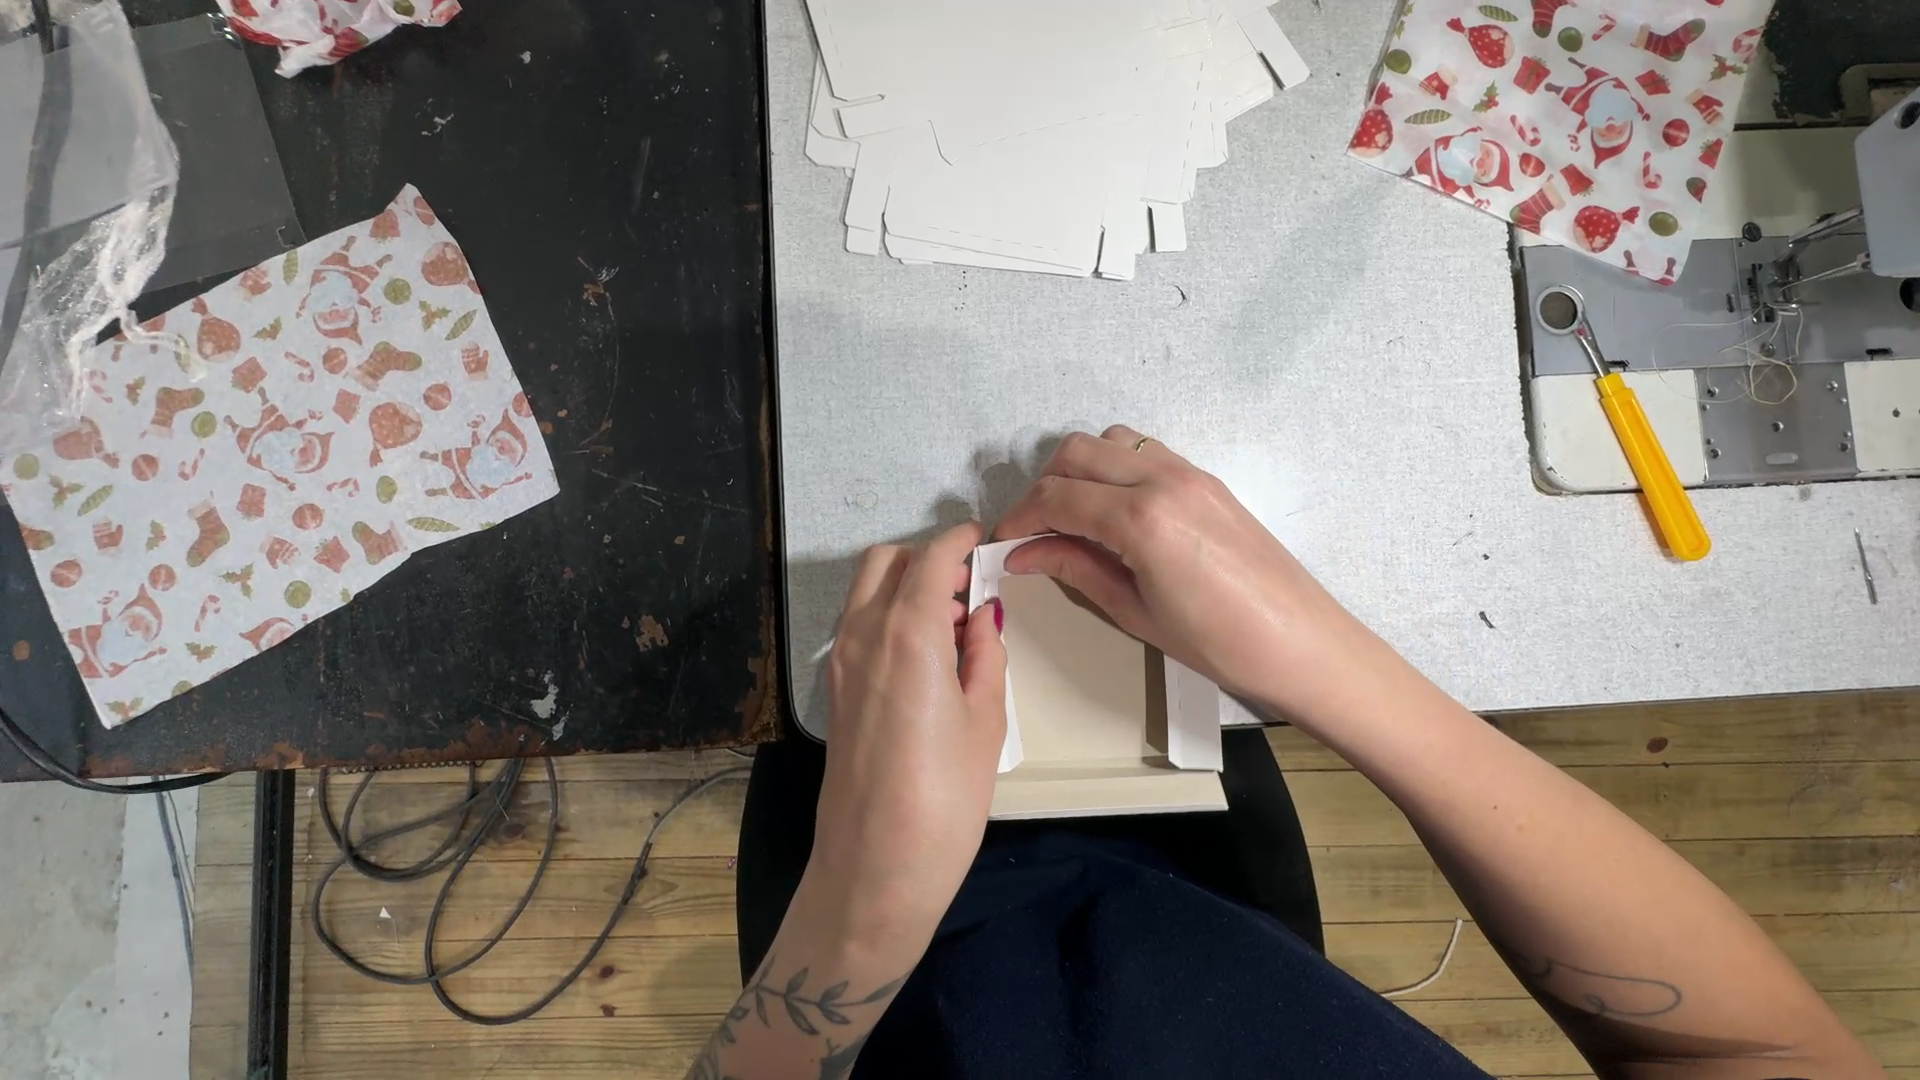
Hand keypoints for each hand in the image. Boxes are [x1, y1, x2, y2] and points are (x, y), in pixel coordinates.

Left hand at [800, 523, 1007, 957]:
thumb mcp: (986, 722)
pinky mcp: (835, 687)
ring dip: (906, 583)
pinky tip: (926, 651)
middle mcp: (864, 633)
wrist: (873, 868)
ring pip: (867, 589)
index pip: (931, 557)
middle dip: (927, 556)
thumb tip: (983, 614)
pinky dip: (889, 612)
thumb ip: (985, 654)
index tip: (984, 536)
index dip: (960, 539)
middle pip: (887, 561)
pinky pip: (860, 623)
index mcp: (908, 632)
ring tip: (953, 621)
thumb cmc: (945, 797)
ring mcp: (841, 660)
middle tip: (969, 583)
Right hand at [995, 426, 1364, 716]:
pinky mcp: (1207, 478)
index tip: (1003, 544)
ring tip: (1072, 517)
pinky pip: (1145, 451)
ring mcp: (1190, 472)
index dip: (1019, 519)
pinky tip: (1114, 510)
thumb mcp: (1134, 611)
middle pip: (1076, 453)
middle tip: (1034, 532)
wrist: (1303, 644)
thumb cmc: (1218, 642)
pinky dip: (1114, 467)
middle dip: (1042, 488)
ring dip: (1078, 469)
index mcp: (1142, 517)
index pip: (1056, 497)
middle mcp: (1164, 478)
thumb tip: (1023, 554)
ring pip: (1110, 441)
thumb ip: (1075, 569)